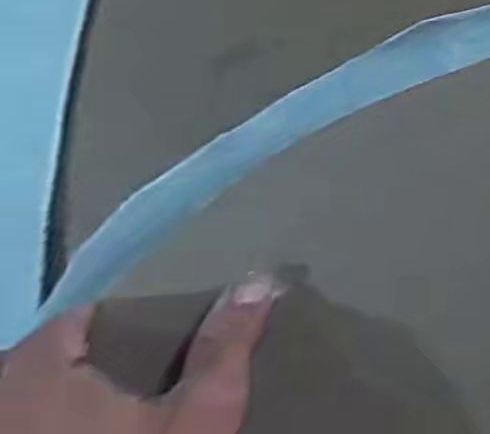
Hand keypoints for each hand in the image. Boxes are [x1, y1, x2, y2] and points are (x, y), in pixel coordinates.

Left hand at [0, 273, 280, 433]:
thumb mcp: (201, 411)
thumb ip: (225, 343)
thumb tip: (254, 282)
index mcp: (29, 385)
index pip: (67, 325)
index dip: (113, 321)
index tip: (154, 333)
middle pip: (28, 368)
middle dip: (77, 367)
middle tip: (133, 375)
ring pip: (17, 406)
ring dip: (52, 408)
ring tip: (106, 417)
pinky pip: (20, 428)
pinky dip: (46, 427)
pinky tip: (93, 433)